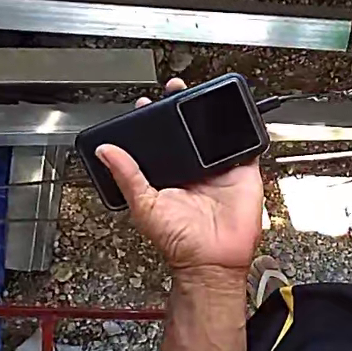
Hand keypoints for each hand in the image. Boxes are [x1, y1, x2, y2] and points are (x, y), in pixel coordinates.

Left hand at [95, 78, 263, 277]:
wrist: (212, 260)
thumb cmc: (179, 242)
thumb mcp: (144, 206)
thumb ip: (127, 177)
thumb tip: (105, 152)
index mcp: (169, 175)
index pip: (159, 140)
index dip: (153, 120)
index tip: (145, 103)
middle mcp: (193, 170)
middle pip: (188, 131)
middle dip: (182, 108)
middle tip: (175, 90)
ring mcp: (218, 170)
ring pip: (215, 134)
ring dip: (212, 115)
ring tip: (203, 95)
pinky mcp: (242, 173)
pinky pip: (246, 147)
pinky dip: (244, 130)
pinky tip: (237, 117)